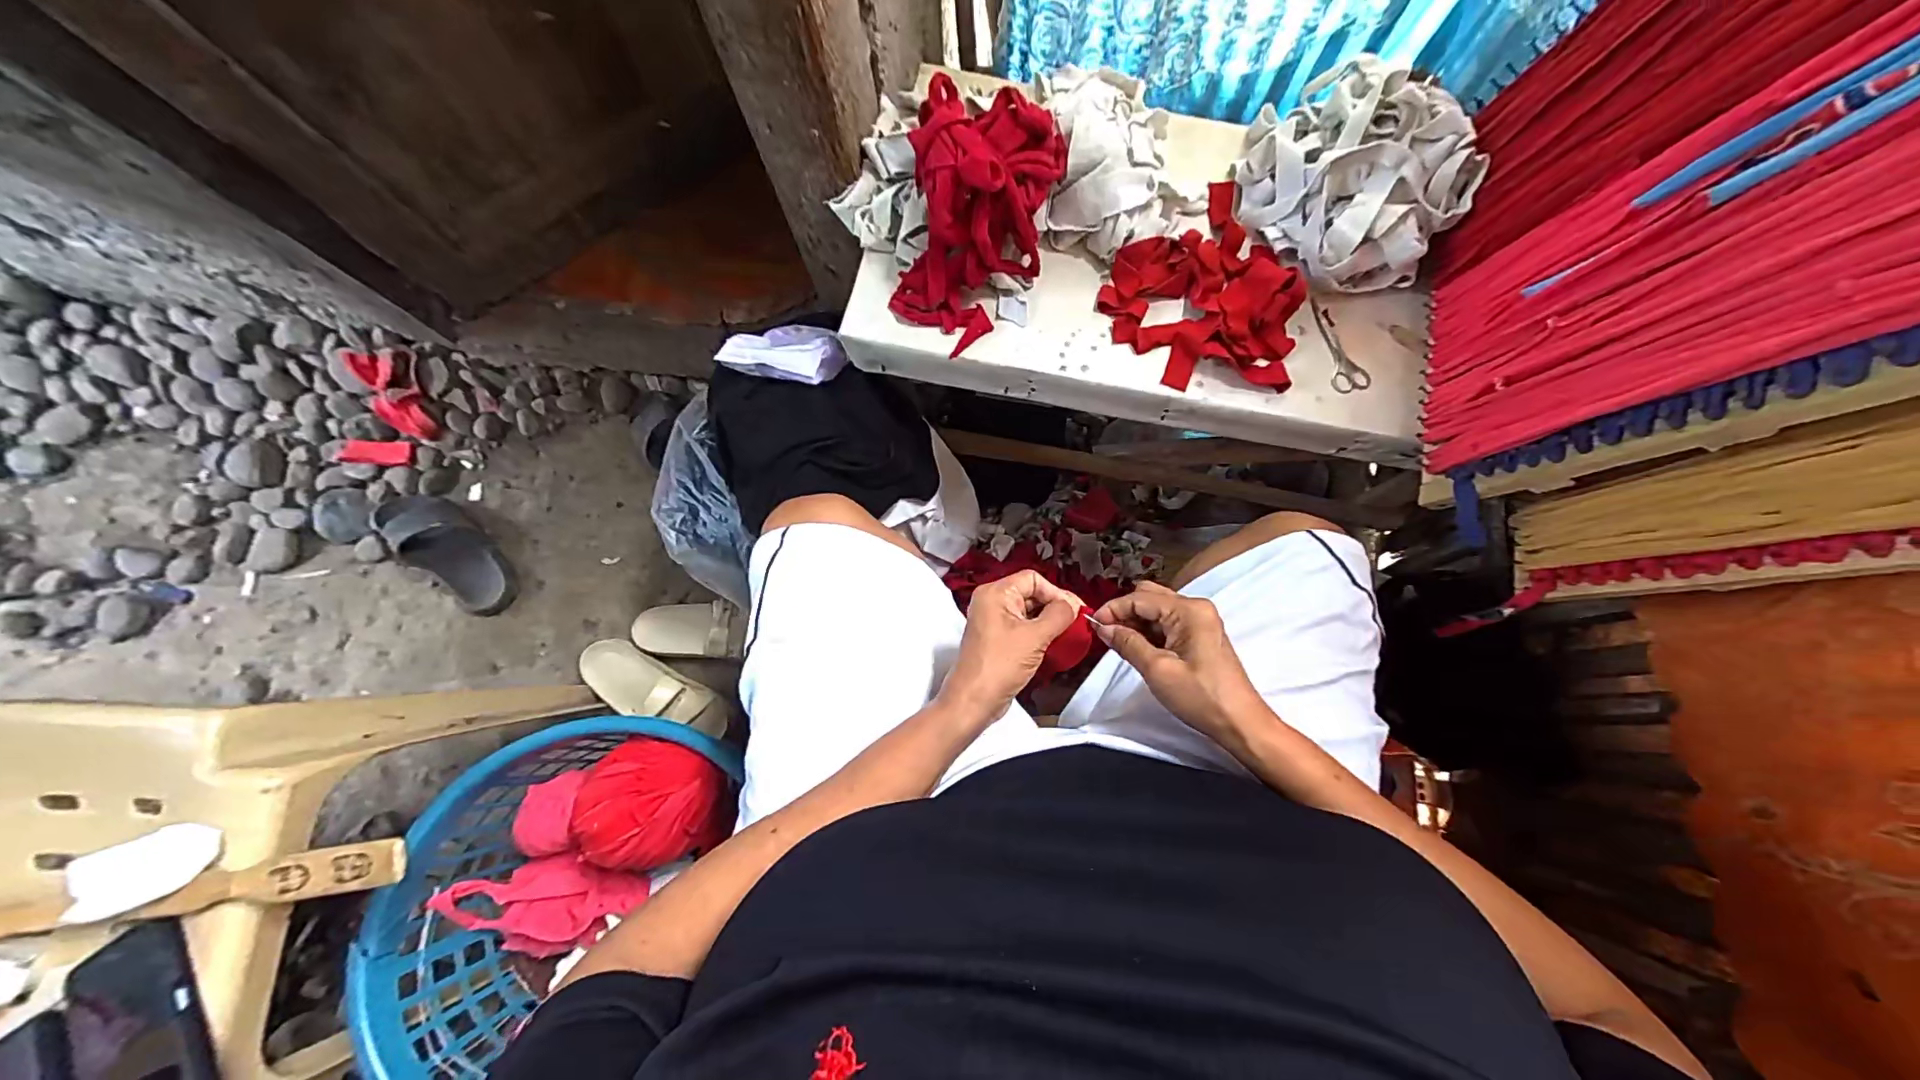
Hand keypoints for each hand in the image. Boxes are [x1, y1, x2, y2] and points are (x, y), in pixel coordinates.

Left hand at [938, 571, 1084, 721]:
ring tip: (1066, 635)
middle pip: (1032, 594)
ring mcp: (993, 622)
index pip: (1033, 579)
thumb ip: (1058, 615)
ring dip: (1049, 622)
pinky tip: (1053, 645)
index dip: (1056, 593)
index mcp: (995, 594)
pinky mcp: (998, 639)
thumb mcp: (1035, 637)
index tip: (1074, 609)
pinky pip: (1023, 628)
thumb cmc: (996, 668)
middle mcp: (991, 603)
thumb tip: (1072, 605)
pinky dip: (1039, 634)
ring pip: (1029, 612)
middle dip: (1054, 607)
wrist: (975, 700)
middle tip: (1074, 622)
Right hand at [1092, 581, 1263, 739]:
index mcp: (1189, 611)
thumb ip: (1128, 643)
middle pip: (1149, 597)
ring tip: (1118, 642)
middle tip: (1105, 633)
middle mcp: (1197, 609)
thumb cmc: (1203, 698)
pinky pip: (1167, 623)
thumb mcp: (1157, 670)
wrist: (1240, 722)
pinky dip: (1149, 631)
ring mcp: (1200, 621)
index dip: (1113, 609)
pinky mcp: (1200, 635)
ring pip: (1157, 610)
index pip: (1140, 597)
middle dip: (1124, 612)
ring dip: (1135, 622)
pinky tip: (1137, 646)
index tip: (1093, 624)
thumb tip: (1104, 628)